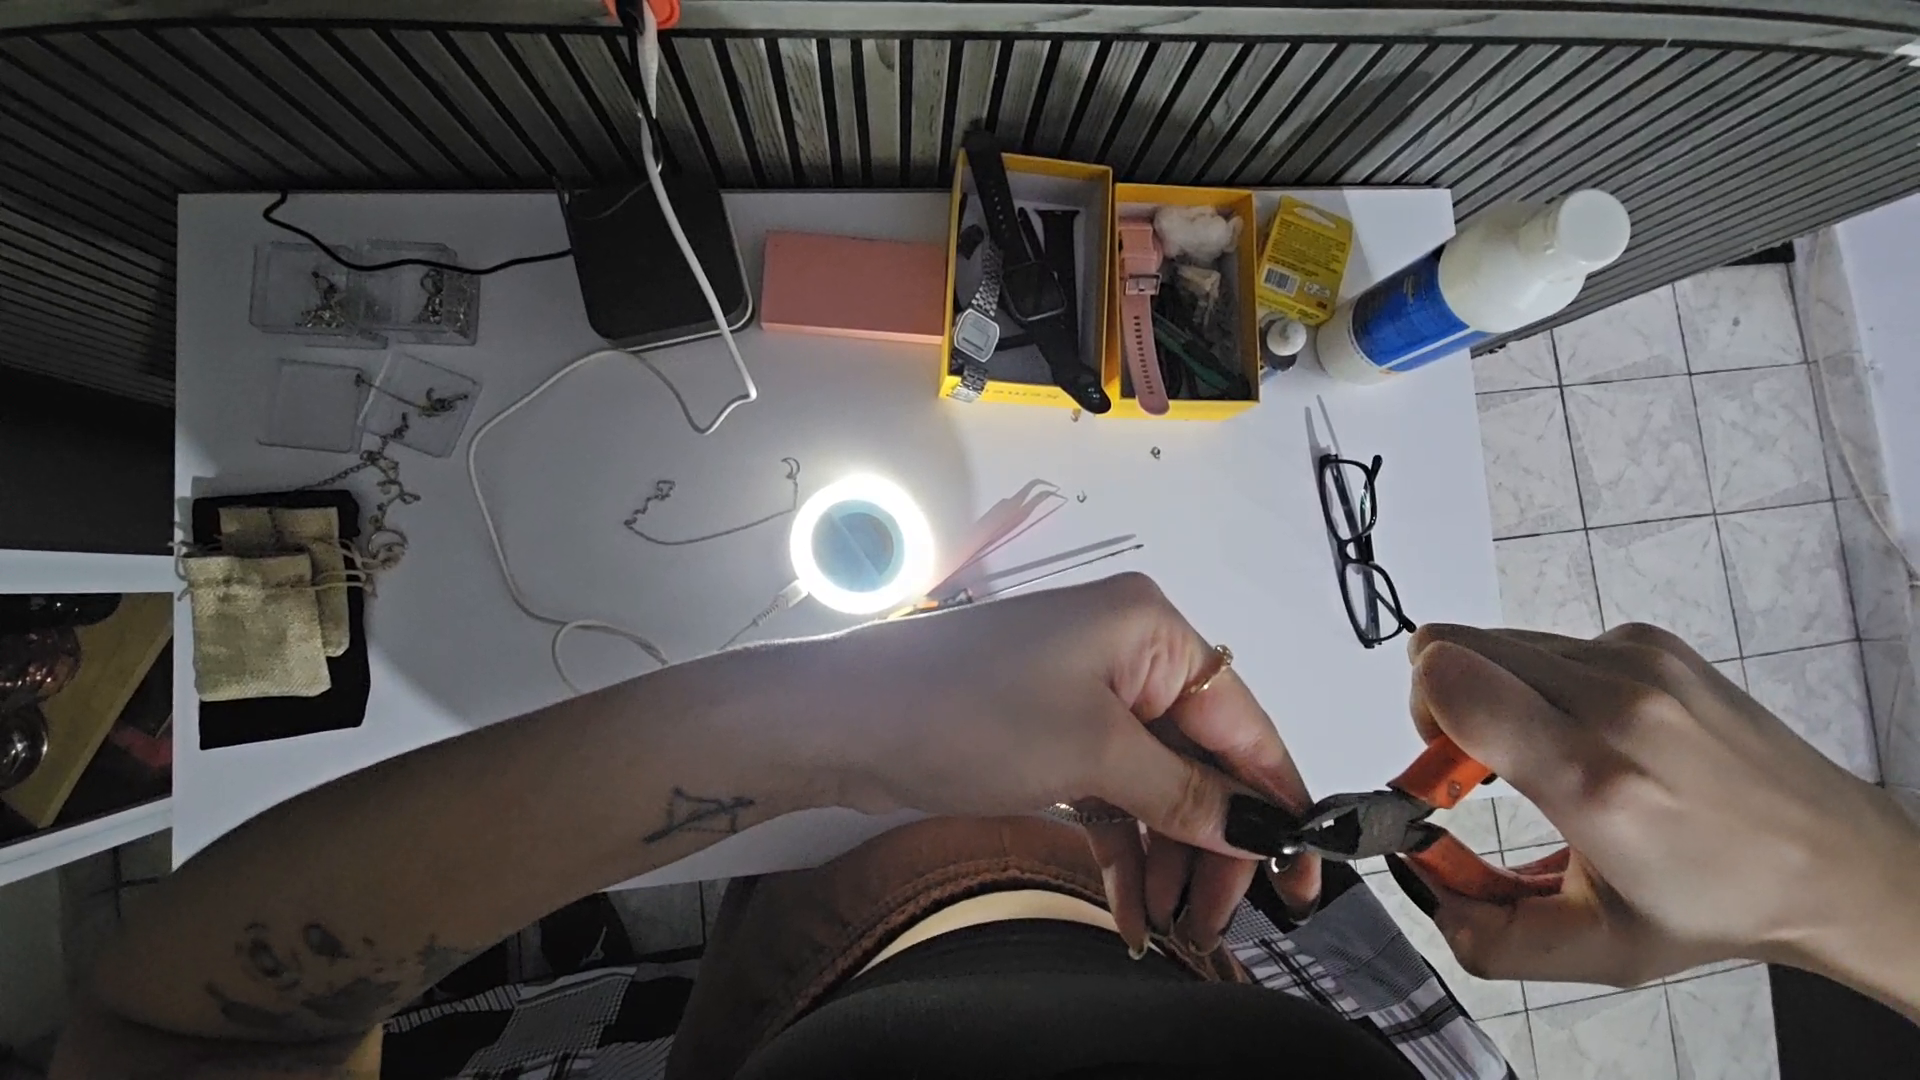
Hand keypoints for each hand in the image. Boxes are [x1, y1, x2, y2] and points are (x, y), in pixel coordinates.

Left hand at [787, 572, 1320, 955]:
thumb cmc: (969, 712)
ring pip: (1155, 781)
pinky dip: (1121, 845)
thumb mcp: (1091, 750)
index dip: (1277, 801)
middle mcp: (1125, 653)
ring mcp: (1084, 694)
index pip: (1241, 719)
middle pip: (1200, 757)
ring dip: (1167, 853)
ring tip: (1173, 927)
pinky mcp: (1049, 732)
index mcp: (1148, 629)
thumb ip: (1184, 791)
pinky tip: (1130, 906)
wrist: (843, 720)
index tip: (1304, 881)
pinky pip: (1109, 791)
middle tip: (1222, 922)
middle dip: (1214, 841)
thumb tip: (1260, 827)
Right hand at [1405, 622, 1919, 993]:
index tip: (1446, 762)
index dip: (1421, 712)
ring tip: (1537, 743)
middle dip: (1438, 698)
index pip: (1451, 683)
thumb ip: (1483, 933)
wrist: (1848, 865)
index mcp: (1596, 783)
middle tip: (1479, 757)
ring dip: (1484, 686)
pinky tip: (1578, 723)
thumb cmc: (1715, 906)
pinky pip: (1536, 640)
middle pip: (1450, 647)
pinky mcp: (1647, 641)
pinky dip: (1530, 676)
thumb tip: (1413, 874)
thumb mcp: (1593, 950)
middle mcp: (1614, 704)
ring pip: (1487, 641)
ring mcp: (1634, 661)